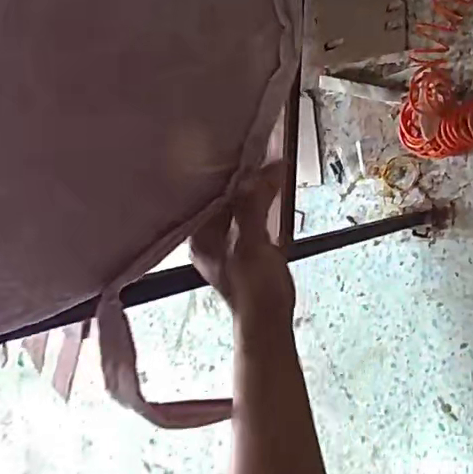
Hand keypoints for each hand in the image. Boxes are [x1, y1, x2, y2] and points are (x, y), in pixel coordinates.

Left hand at [190, 163, 295, 324]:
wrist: (269, 321)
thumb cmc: (256, 288)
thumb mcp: (252, 244)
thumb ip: (253, 207)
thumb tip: (262, 171)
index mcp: (201, 237)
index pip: (209, 195)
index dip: (227, 174)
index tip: (245, 152)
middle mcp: (208, 238)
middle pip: (222, 199)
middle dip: (240, 179)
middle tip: (257, 153)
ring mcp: (226, 244)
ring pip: (237, 206)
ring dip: (252, 189)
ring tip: (267, 168)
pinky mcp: (244, 249)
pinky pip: (249, 216)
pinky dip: (260, 202)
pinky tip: (271, 191)